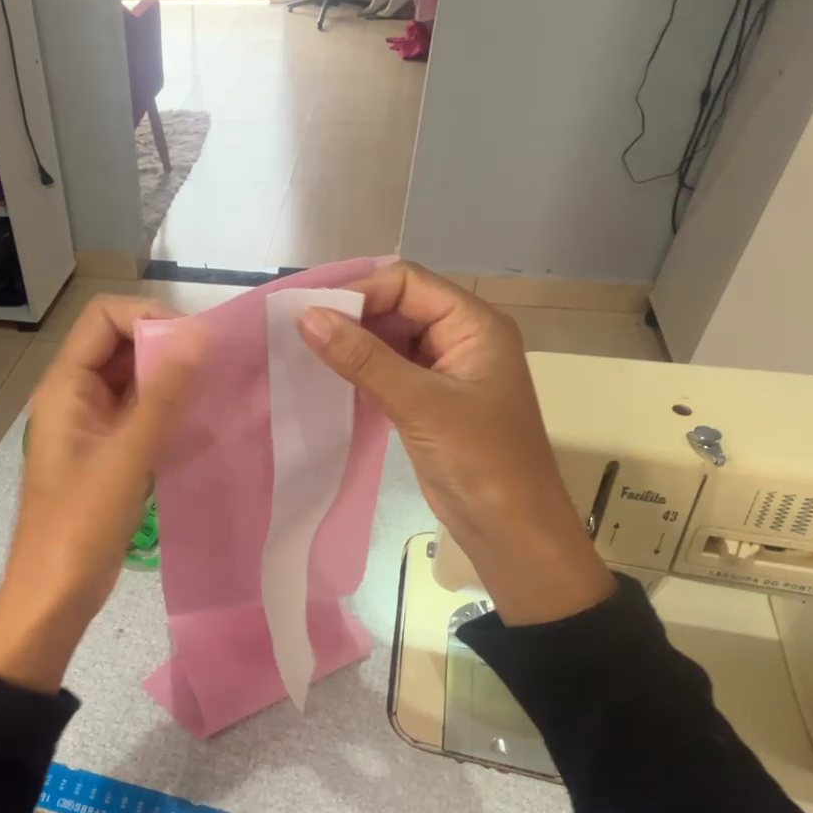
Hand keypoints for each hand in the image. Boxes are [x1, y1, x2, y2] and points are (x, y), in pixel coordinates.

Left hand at [0, 296, 203, 690]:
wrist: (55, 594)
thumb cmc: (81, 525)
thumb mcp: (127, 456)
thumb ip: (163, 394)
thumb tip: (199, 333)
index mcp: (65, 385)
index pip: (104, 318)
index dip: (148, 318)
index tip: (195, 344)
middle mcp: (75, 395)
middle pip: (120, 344)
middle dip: (165, 347)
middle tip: (214, 369)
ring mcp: (91, 425)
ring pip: (133, 380)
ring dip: (170, 380)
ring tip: (214, 393)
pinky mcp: (107, 453)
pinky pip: (138, 413)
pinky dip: (166, 410)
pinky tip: (199, 422)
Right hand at [297, 262, 613, 624]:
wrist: (511, 530)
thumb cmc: (479, 460)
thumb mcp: (420, 404)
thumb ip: (363, 359)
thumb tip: (307, 317)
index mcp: (475, 324)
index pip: (409, 283)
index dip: (361, 292)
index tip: (313, 316)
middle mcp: (462, 338)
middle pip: (398, 306)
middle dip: (352, 316)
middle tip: (301, 333)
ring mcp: (446, 371)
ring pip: (390, 340)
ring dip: (353, 344)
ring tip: (306, 353)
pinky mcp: (430, 401)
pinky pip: (389, 371)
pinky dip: (361, 371)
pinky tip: (329, 379)